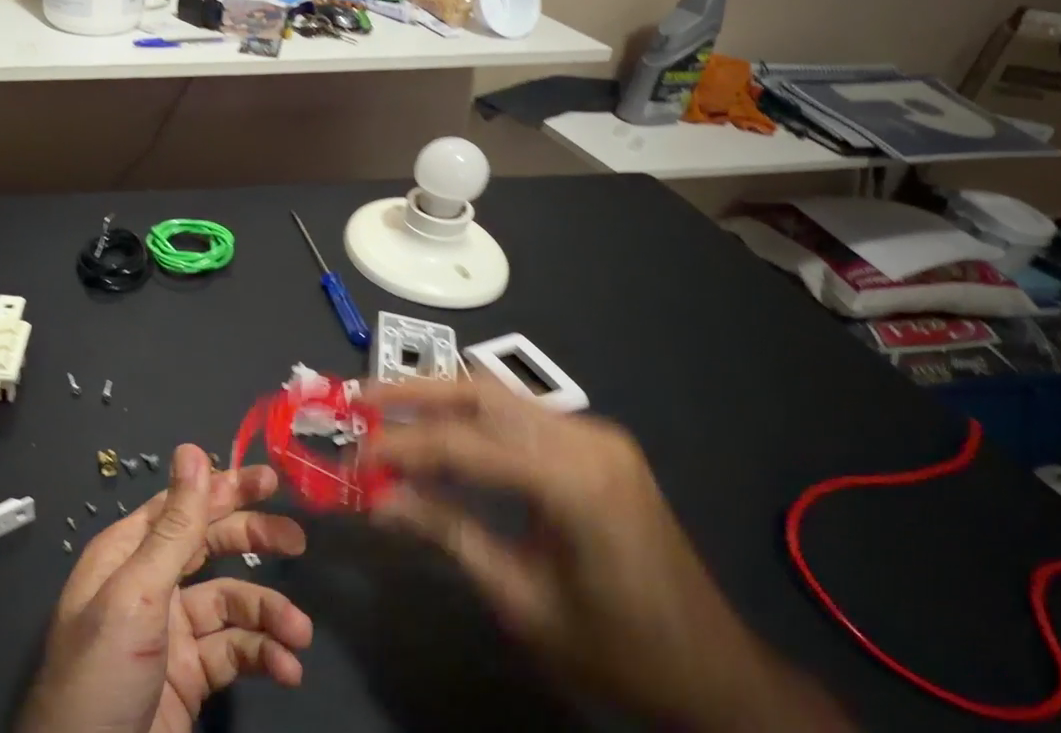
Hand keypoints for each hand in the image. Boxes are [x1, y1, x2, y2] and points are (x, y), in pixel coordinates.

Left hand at [16, 444, 311, 732]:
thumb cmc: (102, 672)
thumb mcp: (136, 593)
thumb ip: (174, 527)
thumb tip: (192, 450)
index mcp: (126, 555)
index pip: (181, 506)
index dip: (224, 489)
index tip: (272, 480)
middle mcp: (149, 585)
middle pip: (210, 547)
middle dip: (253, 542)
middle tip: (298, 541)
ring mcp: (171, 632)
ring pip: (231, 603)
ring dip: (269, 614)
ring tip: (298, 633)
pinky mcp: (190, 676)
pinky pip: (235, 652)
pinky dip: (263, 656)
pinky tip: (285, 670)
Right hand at [366, 378, 850, 732]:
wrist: (712, 668)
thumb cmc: (615, 647)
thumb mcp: (520, 598)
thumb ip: (447, 534)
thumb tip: (378, 499)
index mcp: (574, 481)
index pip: (461, 443)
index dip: (396, 447)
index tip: (348, 457)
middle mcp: (586, 439)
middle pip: (481, 393)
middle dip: (412, 393)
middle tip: (357, 401)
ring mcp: (596, 437)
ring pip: (498, 397)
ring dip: (438, 402)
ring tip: (383, 415)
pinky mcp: (597, 447)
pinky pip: (520, 419)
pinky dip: (470, 423)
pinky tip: (438, 441)